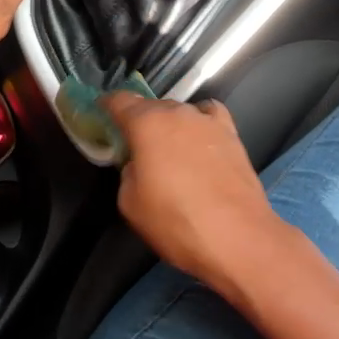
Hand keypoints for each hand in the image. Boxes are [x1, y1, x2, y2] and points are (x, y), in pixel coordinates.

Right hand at [105, 92, 285, 291]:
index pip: (119, 101)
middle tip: (136, 147)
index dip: (107, 105)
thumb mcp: (131, 204)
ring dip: (170, 125)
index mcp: (146, 123)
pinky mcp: (231, 134)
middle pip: (151, 106)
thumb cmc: (176, 222)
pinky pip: (209, 116)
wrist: (238, 237)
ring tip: (171, 151)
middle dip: (140, 122)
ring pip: (179, 112)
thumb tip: (137, 165)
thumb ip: (126, 173)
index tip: (101, 112)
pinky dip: (200, 122)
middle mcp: (176, 112)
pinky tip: (201, 139)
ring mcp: (206, 121)